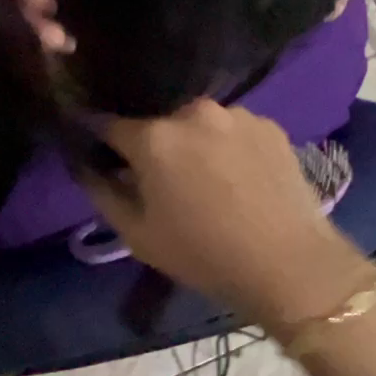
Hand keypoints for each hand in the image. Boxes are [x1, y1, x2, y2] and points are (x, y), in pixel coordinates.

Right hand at [84, 100, 375, 327]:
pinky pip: (232, 130)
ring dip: (193, 145)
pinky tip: (239, 179)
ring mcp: (235, 114)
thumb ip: (102, 193)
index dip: (99, 139)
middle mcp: (191, 112)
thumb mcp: (138, 236)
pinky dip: (227, 147)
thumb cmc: (203, 255)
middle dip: (153, 146)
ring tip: (208, 182)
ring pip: (197, 125)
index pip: (108, 124)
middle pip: (157, 124)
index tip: (100, 154)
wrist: (290, 263)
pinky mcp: (268, 125)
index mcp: (153, 137)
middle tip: (163, 182)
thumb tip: (85, 164)